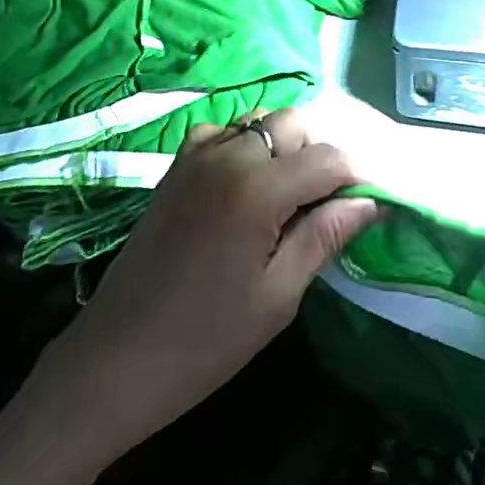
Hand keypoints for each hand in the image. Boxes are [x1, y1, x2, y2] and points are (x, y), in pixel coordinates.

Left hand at [53, 109, 380, 433]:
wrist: (114, 362)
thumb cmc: (206, 340)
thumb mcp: (279, 294)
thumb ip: (325, 235)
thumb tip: (370, 202)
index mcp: (257, 188)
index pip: (329, 158)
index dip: (356, 179)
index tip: (363, 207)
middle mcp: (226, 156)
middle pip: (294, 124)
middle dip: (320, 155)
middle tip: (324, 204)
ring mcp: (194, 158)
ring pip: (259, 121)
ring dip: (284, 147)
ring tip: (288, 196)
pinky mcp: (174, 170)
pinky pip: (222, 133)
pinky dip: (244, 146)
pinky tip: (245, 186)